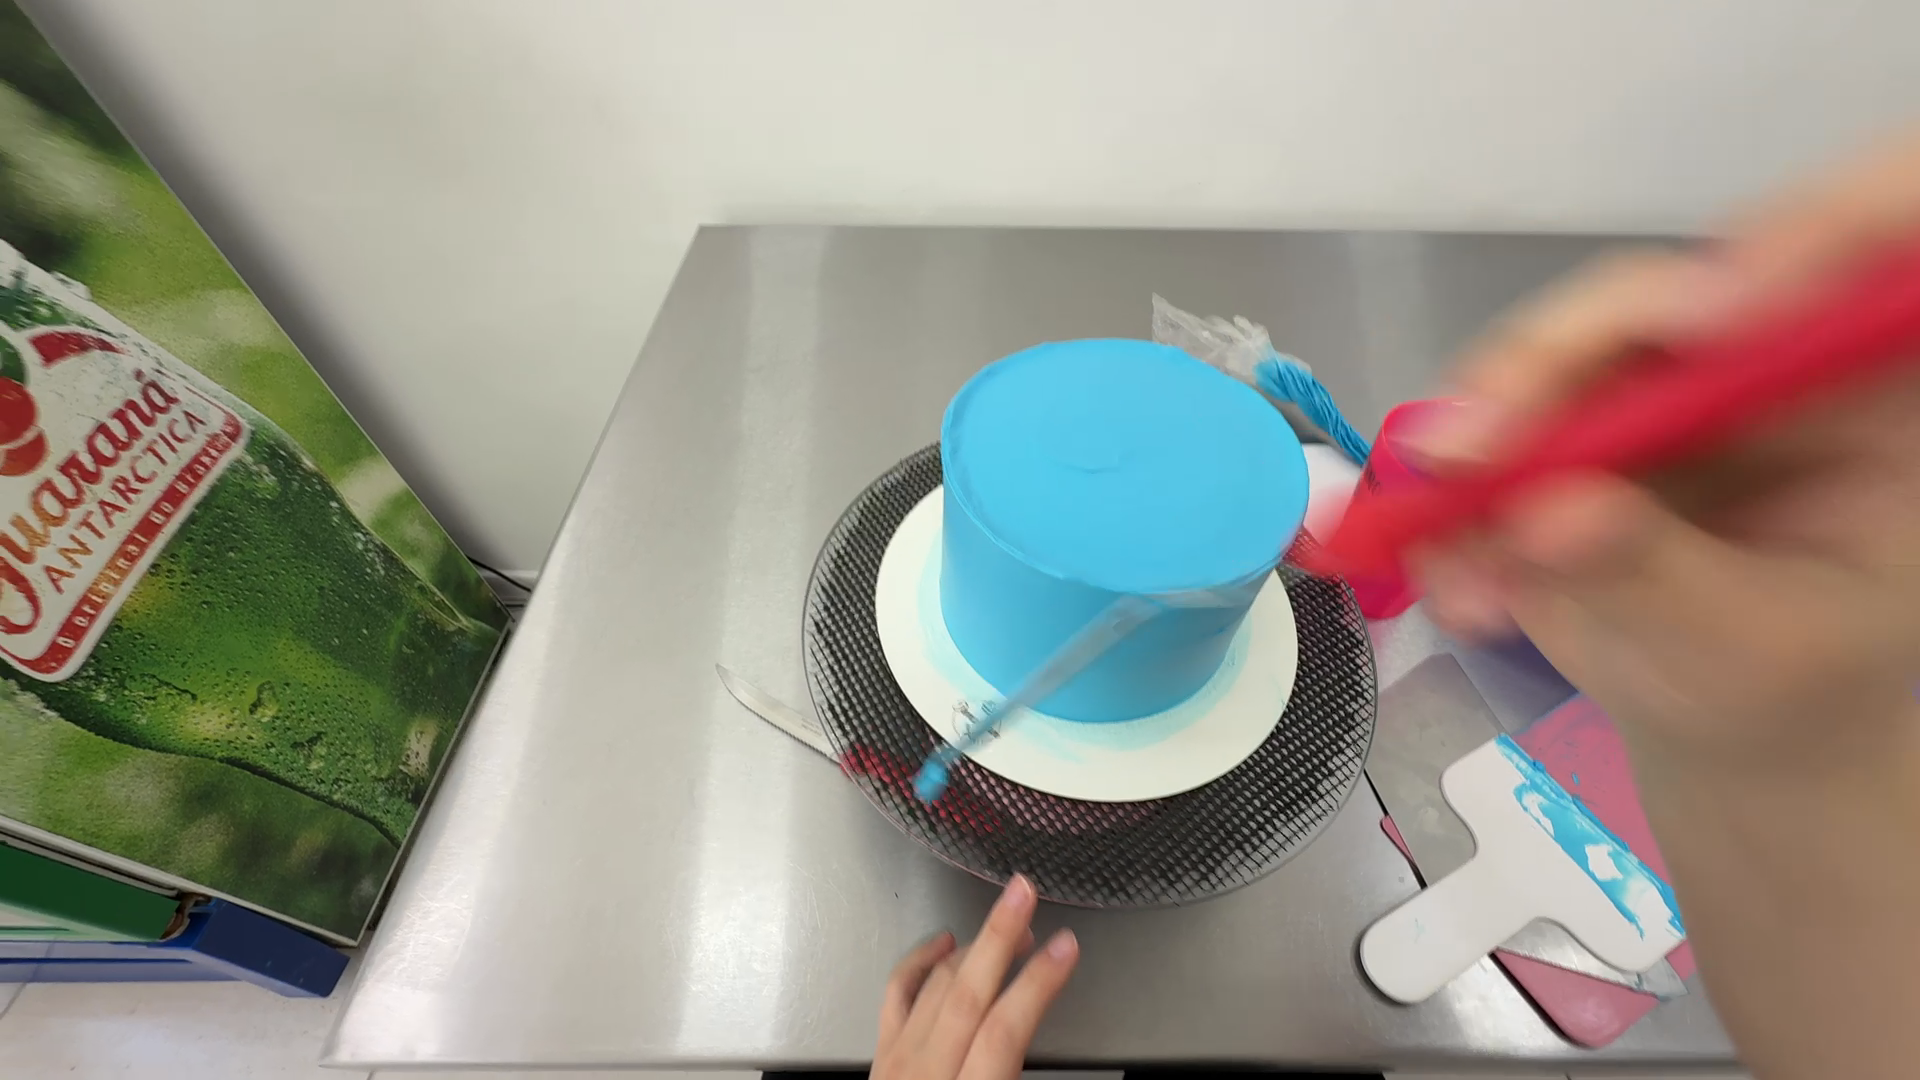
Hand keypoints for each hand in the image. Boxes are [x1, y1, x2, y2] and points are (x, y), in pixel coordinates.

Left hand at [872, 875, 1078, 1079]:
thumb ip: (1015, 1076)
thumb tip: (1038, 1042)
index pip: (1004, 1032)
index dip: (1038, 984)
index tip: (1067, 946)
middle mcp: (924, 1078)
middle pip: (966, 992)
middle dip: (1000, 935)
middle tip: (1025, 890)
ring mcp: (895, 1066)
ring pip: (936, 986)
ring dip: (975, 947)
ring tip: (1011, 924)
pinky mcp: (879, 1060)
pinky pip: (896, 995)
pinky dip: (919, 961)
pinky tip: (942, 943)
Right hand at [1407, 132, 1919, 772]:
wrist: (1720, 713)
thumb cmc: (1784, 684)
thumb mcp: (1745, 648)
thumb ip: (1654, 576)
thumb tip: (1546, 514)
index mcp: (1854, 389)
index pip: (1860, 250)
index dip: (1803, 237)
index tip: (1716, 315)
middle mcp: (1731, 368)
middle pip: (1631, 306)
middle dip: (1534, 369)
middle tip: (1456, 452)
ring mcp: (1620, 401)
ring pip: (1519, 370)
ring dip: (1457, 460)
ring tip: (1452, 572)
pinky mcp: (1537, 441)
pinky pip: (1462, 443)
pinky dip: (1432, 511)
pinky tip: (1454, 590)